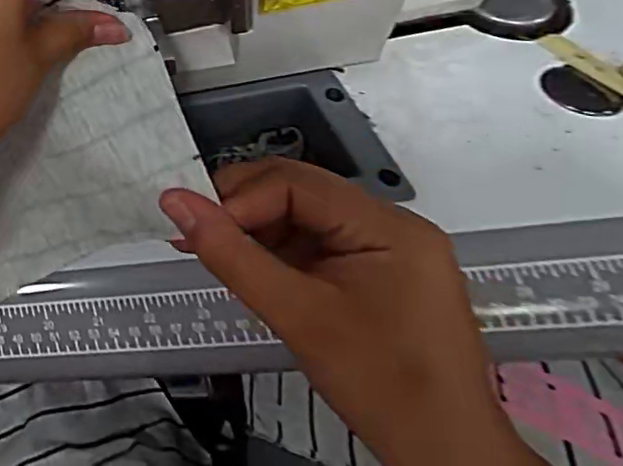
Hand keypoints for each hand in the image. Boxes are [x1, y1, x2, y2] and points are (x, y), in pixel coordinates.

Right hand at [160, 160, 540, 465]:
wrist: (447, 459)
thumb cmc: (386, 390)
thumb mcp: (297, 316)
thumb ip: (230, 253)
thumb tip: (176, 202)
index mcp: (390, 228)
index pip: (294, 184)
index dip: (240, 199)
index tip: (198, 224)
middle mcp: (392, 225)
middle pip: (296, 189)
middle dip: (242, 207)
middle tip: (198, 230)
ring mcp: (386, 246)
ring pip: (298, 211)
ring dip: (253, 227)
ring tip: (218, 252)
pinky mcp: (375, 267)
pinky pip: (311, 237)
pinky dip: (274, 247)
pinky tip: (249, 265)